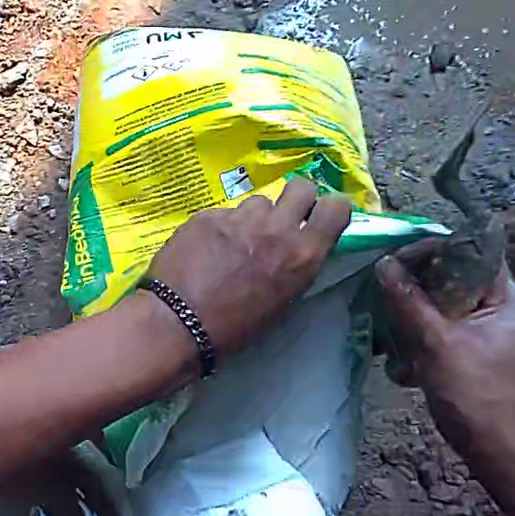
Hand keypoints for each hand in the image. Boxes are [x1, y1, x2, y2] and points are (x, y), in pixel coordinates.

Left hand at [147, 176, 351, 353]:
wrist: (178, 323)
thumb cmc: (235, 328)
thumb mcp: (283, 301)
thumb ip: (295, 265)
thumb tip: (296, 247)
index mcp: (303, 255)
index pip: (337, 207)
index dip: (329, 208)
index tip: (319, 216)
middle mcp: (277, 229)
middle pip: (301, 187)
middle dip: (296, 198)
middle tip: (281, 219)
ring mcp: (241, 217)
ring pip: (258, 202)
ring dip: (253, 217)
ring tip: (235, 242)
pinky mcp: (209, 215)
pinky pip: (224, 213)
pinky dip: (220, 227)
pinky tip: (205, 249)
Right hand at [376, 241, 514, 446]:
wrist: (492, 448)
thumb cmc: (473, 394)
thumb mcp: (437, 343)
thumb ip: (409, 302)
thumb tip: (384, 264)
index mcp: (506, 299)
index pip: (474, 253)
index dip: (438, 248)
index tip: (402, 256)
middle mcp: (499, 307)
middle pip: (455, 274)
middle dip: (418, 278)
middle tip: (387, 280)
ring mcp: (484, 328)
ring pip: (443, 299)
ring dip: (414, 303)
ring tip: (387, 308)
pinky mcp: (469, 346)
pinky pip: (440, 321)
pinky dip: (419, 325)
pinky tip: (397, 338)